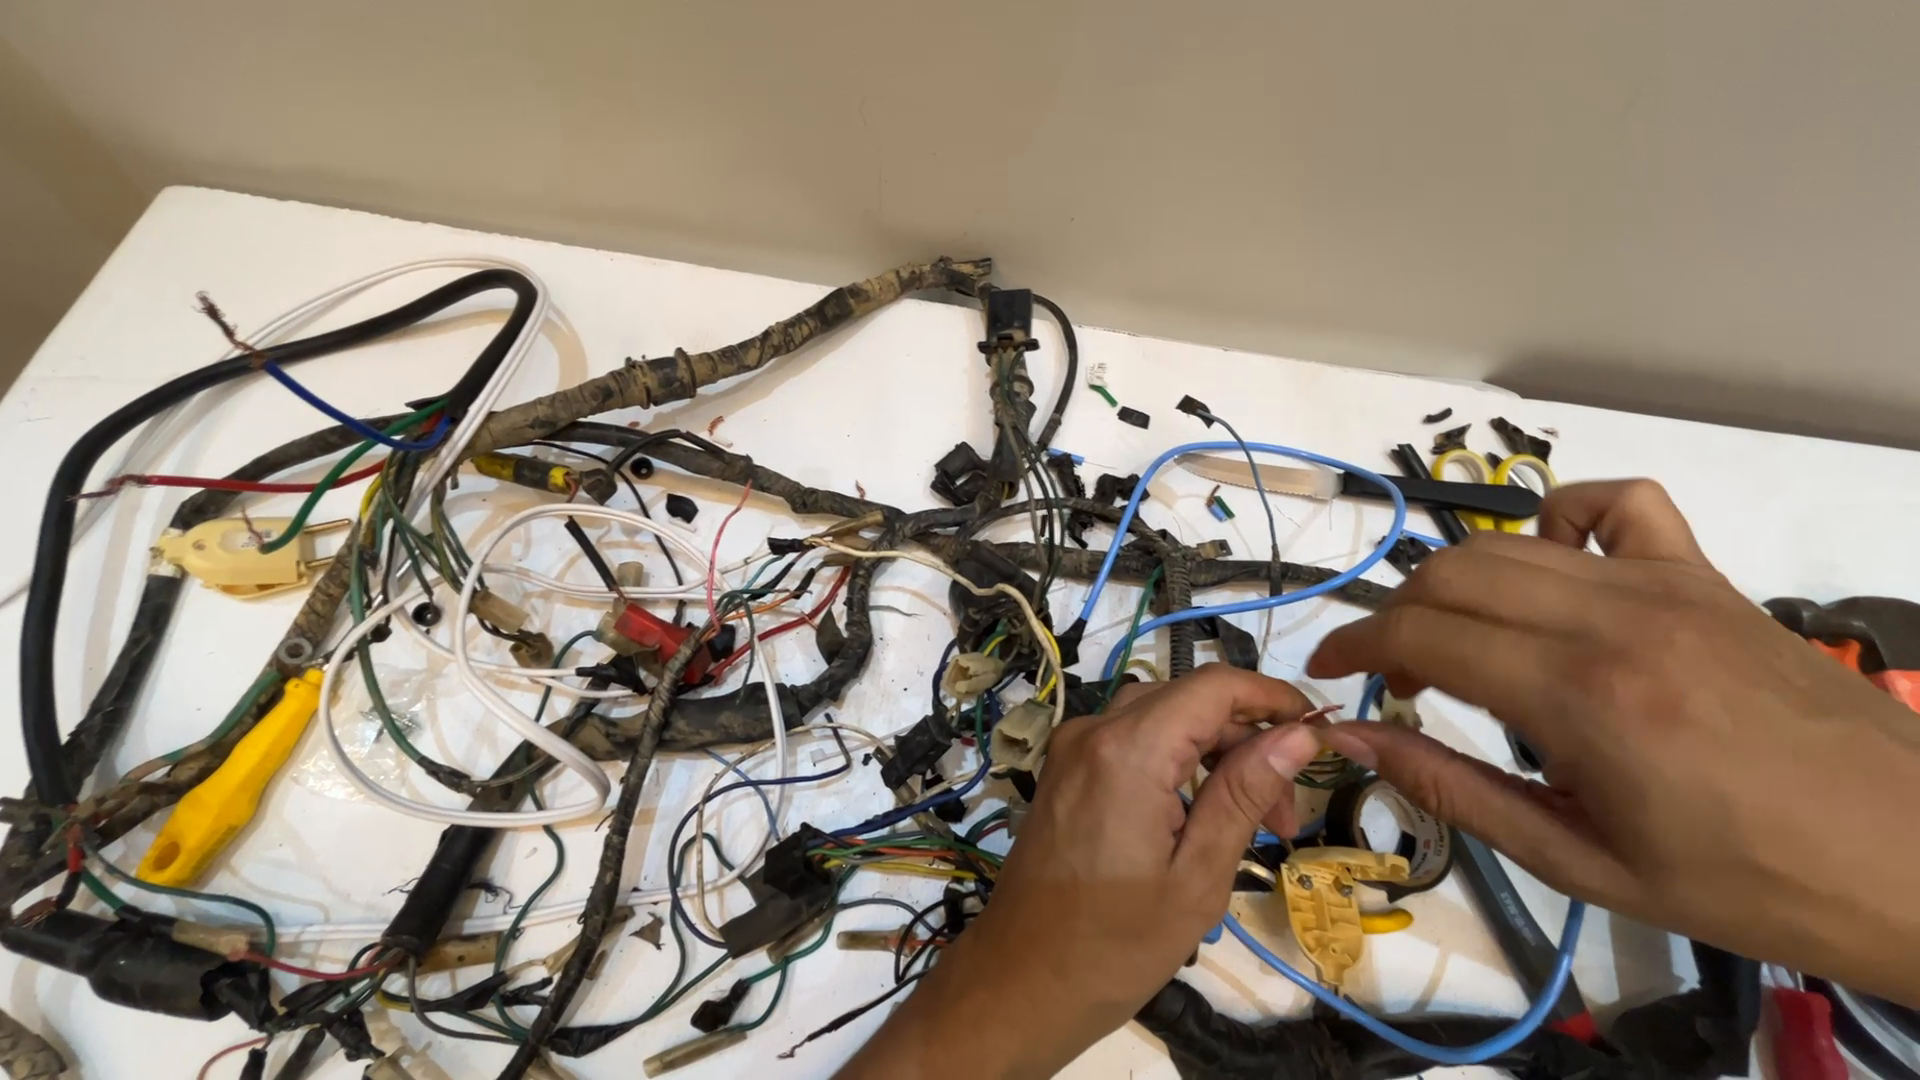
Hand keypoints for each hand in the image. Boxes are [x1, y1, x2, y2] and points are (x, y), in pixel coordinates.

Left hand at [837, 666, 1322, 1078]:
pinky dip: (1174, 763)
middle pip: (1187, 701)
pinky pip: (1131, 742)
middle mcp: (1093, 730)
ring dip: (1212, 754)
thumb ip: (1244, 793)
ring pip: (1161, 720)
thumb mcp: (1197, 876)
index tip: (1319, 730)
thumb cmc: (1115, 943)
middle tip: (1284, 813)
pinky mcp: (1065, 769)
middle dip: (1246, 740)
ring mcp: (1072, 747)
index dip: (1271, 695)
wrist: (1022, 978)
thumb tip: (1297, 734)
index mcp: (1126, 749)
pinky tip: (1200, 814)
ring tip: (1253, 822)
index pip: (1213, 686)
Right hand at [1308, 480, 1919, 1003]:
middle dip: (1394, 619)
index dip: (1353, 644)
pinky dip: (1559, 518)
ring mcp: (1666, 586)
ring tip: (1454, 638)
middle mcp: (1613, 620)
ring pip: (1507, 544)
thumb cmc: (1743, 883)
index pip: (1419, 634)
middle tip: (1396, 675)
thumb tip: (1353, 735)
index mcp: (1579, 697)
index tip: (1327, 669)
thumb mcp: (1576, 861)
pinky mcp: (1707, 577)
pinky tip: (1551, 566)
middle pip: (1449, 577)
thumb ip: (1448, 787)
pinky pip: (1616, 505)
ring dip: (1449, 584)